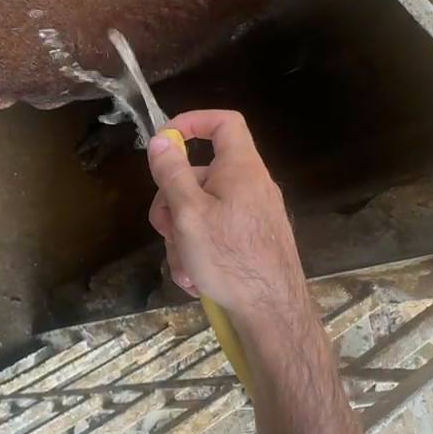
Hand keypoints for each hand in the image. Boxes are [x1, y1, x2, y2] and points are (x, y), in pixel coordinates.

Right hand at [146, 110, 307, 329]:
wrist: (271, 311)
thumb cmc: (229, 257)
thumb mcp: (189, 213)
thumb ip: (172, 173)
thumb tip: (160, 139)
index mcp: (240, 169)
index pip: (223, 123)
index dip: (192, 122)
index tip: (163, 142)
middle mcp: (250, 185)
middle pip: (200, 175)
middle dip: (173, 202)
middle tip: (166, 227)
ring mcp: (252, 214)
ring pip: (201, 210)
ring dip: (182, 235)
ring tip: (183, 264)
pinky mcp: (252, 239)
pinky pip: (215, 233)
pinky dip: (198, 250)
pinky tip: (195, 276)